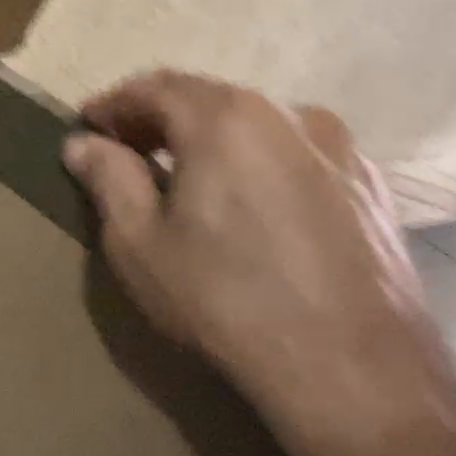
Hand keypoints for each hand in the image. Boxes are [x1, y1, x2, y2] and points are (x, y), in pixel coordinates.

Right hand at [63, 70, 455, 455]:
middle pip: (210, 100)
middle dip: (159, 119)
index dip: (113, 104)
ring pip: (258, 126)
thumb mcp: (137, 241)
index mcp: (226, 120)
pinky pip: (298, 157)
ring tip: (183, 179)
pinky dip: (258, 164)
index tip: (85, 126)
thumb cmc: (220, 297)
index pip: (157, 86)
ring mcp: (343, 152)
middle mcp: (290, 118)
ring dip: (212, 140)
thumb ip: (108, 179)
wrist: (347, 368)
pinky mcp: (372, 191)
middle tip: (123, 151)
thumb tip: (82, 143)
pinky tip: (244, 206)